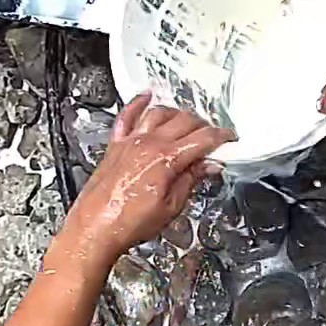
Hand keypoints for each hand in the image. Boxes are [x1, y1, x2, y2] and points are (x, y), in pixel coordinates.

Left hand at [59, 94, 233, 264]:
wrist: (95, 229)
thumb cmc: (129, 223)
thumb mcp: (171, 206)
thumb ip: (191, 180)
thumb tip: (209, 166)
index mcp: (167, 159)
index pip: (203, 138)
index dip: (222, 136)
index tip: (230, 138)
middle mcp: (149, 144)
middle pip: (185, 120)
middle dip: (204, 125)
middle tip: (212, 135)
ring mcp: (131, 141)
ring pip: (159, 112)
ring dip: (177, 113)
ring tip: (187, 120)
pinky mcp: (116, 145)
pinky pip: (127, 116)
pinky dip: (138, 103)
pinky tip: (146, 96)